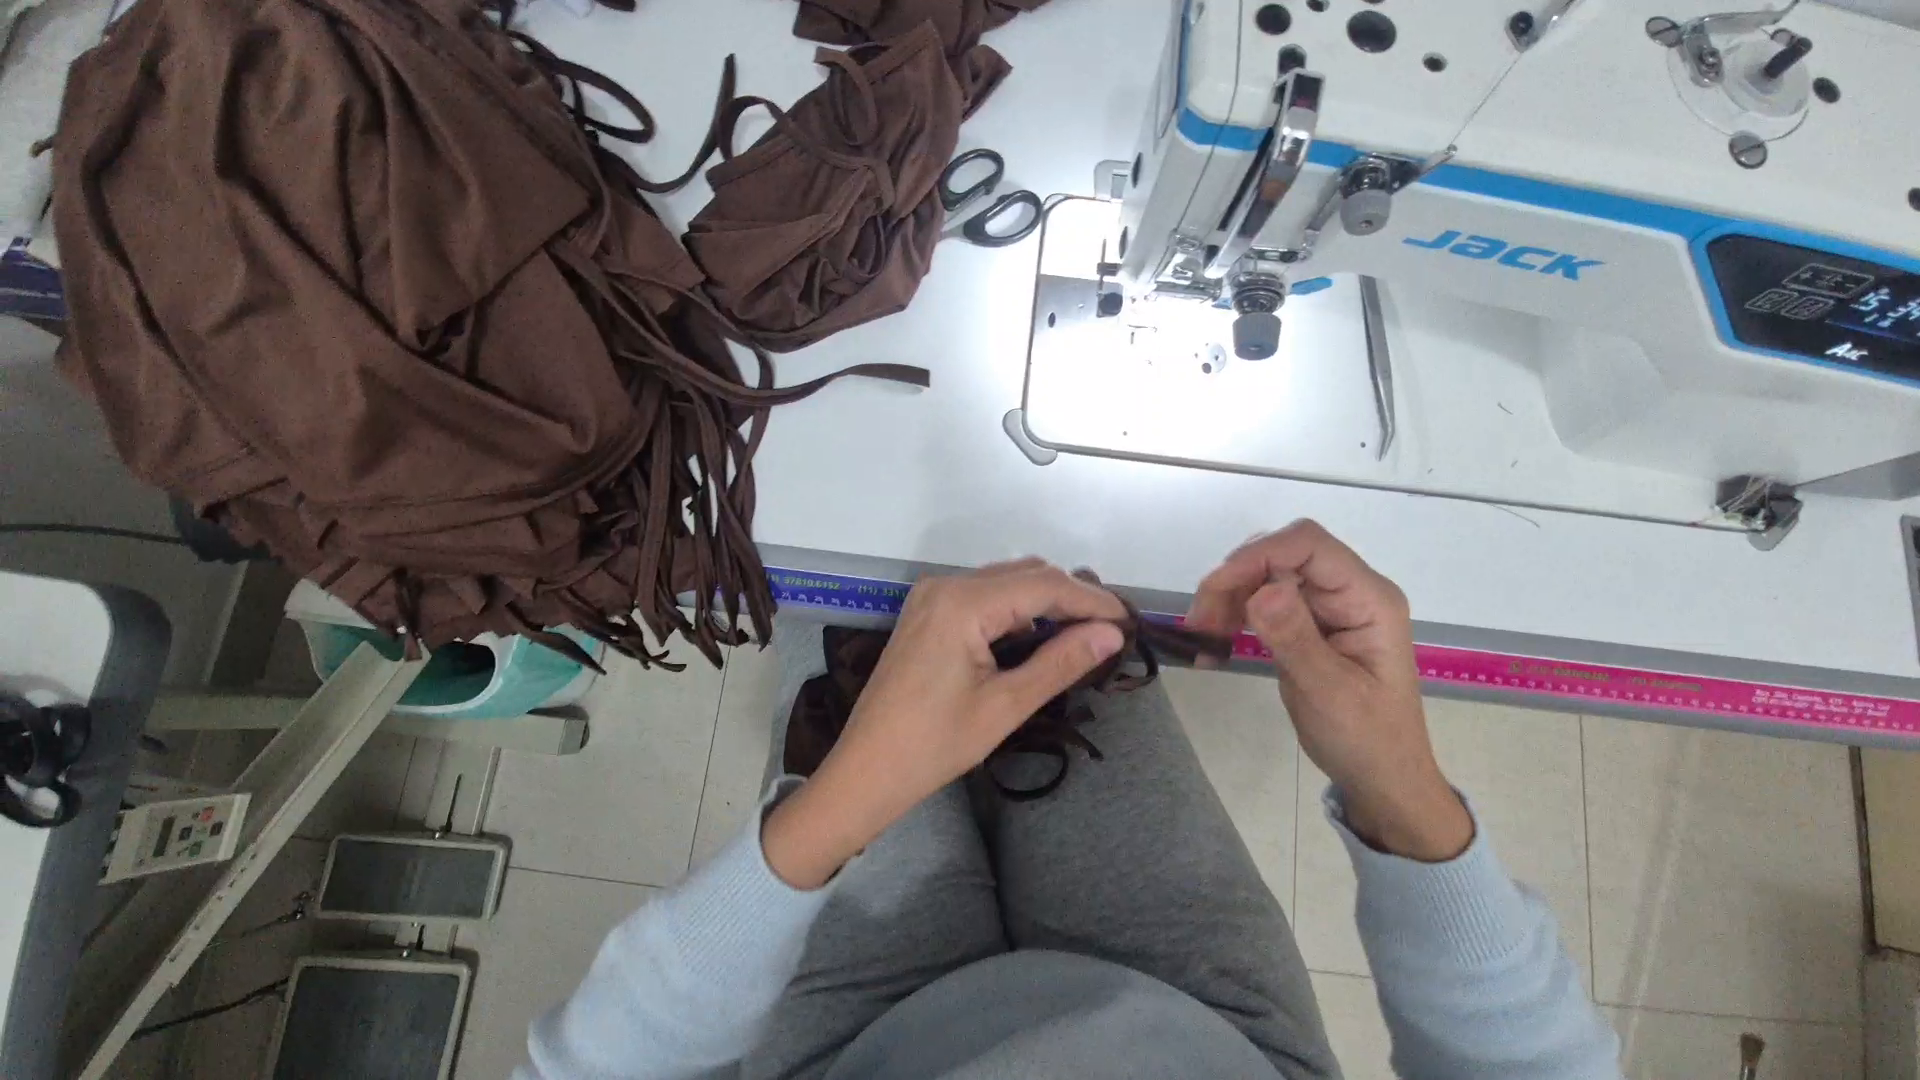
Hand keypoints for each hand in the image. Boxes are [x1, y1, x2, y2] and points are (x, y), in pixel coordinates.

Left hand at [763, 560, 1127, 887]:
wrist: (866, 770)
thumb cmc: (935, 745)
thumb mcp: (1005, 706)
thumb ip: (1061, 662)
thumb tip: (1112, 634)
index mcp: (962, 603)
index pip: (1043, 586)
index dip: (1091, 601)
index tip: (1129, 622)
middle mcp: (945, 585)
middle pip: (1025, 575)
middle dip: (1071, 598)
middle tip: (1110, 632)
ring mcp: (931, 596)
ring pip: (1004, 582)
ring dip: (1045, 602)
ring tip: (1082, 635)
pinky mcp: (926, 612)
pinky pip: (982, 596)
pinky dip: (1015, 610)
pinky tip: (1036, 639)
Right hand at [1186, 521, 1471, 861]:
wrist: (1381, 779)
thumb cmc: (1366, 740)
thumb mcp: (1330, 694)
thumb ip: (1296, 639)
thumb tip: (1262, 591)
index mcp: (1368, 598)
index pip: (1309, 546)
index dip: (1258, 556)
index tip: (1215, 590)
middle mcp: (1349, 591)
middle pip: (1281, 554)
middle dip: (1235, 578)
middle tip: (1200, 622)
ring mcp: (1327, 605)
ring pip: (1265, 574)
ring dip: (1228, 597)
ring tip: (1203, 635)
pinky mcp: (1306, 622)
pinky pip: (1262, 599)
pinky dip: (1233, 614)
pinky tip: (1214, 641)